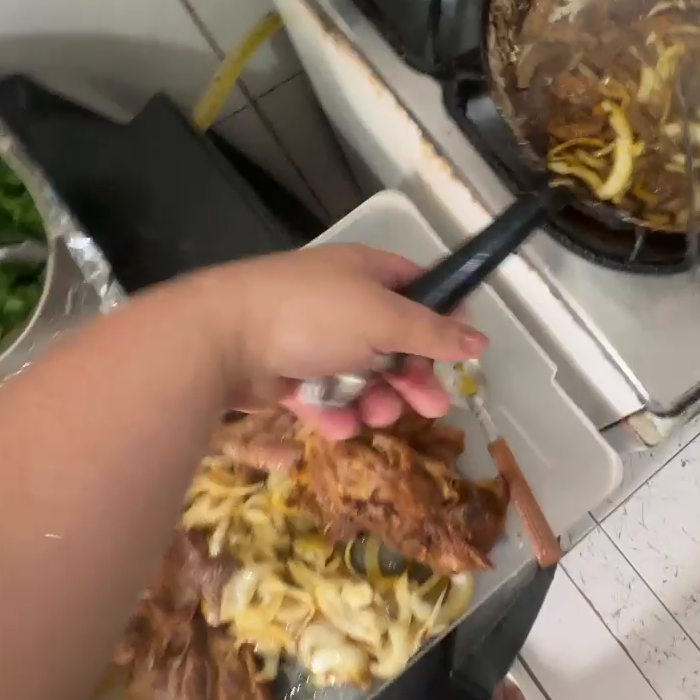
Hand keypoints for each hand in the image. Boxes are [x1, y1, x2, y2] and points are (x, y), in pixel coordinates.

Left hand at [185, 244, 486, 439]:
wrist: (217, 339)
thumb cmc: (313, 315)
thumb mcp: (385, 320)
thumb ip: (434, 335)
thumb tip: (482, 342)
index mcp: (367, 273)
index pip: (419, 288)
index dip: (443, 317)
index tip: (460, 350)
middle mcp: (343, 301)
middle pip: (394, 340)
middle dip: (413, 375)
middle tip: (433, 406)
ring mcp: (312, 337)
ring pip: (362, 373)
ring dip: (376, 398)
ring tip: (377, 417)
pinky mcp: (286, 372)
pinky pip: (325, 393)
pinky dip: (335, 410)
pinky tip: (340, 427)